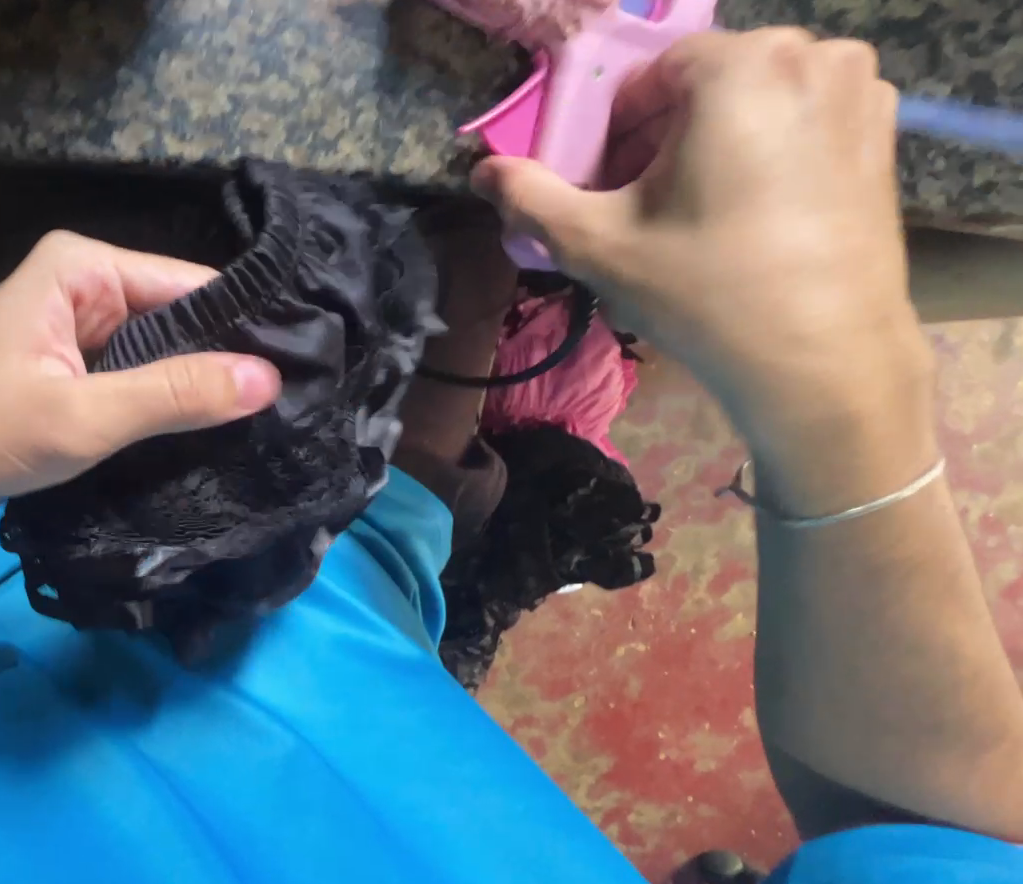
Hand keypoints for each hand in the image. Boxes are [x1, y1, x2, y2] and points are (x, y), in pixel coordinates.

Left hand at [0, 231, 281, 535]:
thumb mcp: (81, 417)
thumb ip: (173, 395)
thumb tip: (268, 377)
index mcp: (79, 268)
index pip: (186, 286)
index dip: (241, 328)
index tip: (298, 370)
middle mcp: (78, 286)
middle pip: (172, 319)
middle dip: (216, 362)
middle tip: (285, 408)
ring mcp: (70, 330)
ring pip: (152, 354)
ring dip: (189, 389)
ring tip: (259, 424)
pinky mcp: (64, 372)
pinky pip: (126, 380)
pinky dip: (154, 406)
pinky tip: (199, 435)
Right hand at [470, 29, 935, 513]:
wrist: (815, 349)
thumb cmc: (697, 285)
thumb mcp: (592, 242)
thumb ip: (529, 197)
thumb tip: (482, 171)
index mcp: (740, 67)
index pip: (644, 76)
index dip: (607, 132)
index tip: (599, 190)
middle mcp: (813, 55)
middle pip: (697, 85)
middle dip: (652, 139)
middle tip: (632, 209)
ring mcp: (858, 90)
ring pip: (744, 103)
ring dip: (698, 147)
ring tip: (682, 218)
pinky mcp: (881, 131)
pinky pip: (790, 121)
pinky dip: (751, 154)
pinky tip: (734, 218)